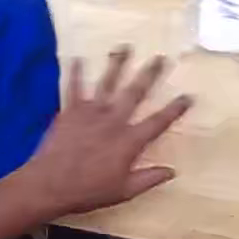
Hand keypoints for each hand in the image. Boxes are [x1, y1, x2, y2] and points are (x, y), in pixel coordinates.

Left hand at [8, 46, 192, 216]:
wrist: (51, 184)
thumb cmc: (88, 190)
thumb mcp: (124, 191)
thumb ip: (149, 179)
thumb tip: (172, 171)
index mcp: (129, 141)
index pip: (158, 122)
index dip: (175, 109)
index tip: (188, 96)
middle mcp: (113, 120)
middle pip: (135, 92)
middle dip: (149, 74)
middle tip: (161, 57)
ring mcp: (91, 113)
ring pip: (107, 83)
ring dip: (117, 64)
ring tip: (125, 47)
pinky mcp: (70, 111)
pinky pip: (73, 87)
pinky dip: (76, 72)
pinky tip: (77, 57)